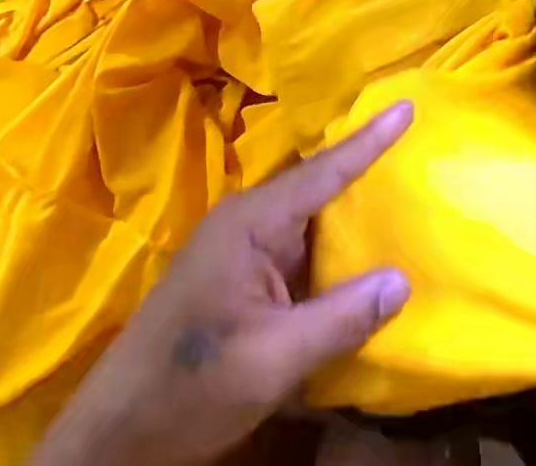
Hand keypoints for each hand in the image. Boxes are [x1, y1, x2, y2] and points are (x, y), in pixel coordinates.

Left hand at [29, 102, 414, 465]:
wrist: (121, 428)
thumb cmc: (192, 385)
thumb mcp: (273, 360)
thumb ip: (340, 318)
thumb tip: (403, 279)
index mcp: (252, 223)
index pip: (323, 172)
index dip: (368, 140)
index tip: (405, 107)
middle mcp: (248, 219)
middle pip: (317, 182)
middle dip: (364, 160)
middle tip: (414, 137)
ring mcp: (244, 244)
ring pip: (310, 212)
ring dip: (351, 202)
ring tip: (402, 182)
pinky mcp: (244, 270)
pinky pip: (300, 240)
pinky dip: (334, 239)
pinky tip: (362, 245)